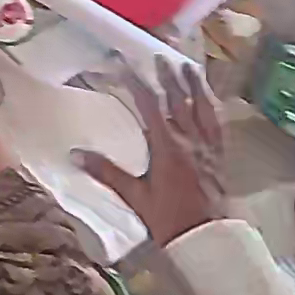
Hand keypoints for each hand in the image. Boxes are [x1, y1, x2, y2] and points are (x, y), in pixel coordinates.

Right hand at [76, 57, 226, 247]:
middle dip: (168, 76)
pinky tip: (210, 99)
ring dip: (194, 85)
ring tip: (188, 67)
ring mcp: (207, 146)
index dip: (138, 83)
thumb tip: (75, 154)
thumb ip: (107, 172)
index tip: (126, 66)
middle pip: (178, 100)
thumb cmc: (168, 218)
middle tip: (160, 57)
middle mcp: (189, 140)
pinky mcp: (219, 155)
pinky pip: (217, 124)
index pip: (151, 106)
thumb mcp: (135, 196)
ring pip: (202, 107)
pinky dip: (212, 107)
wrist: (206, 238)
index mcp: (167, 146)